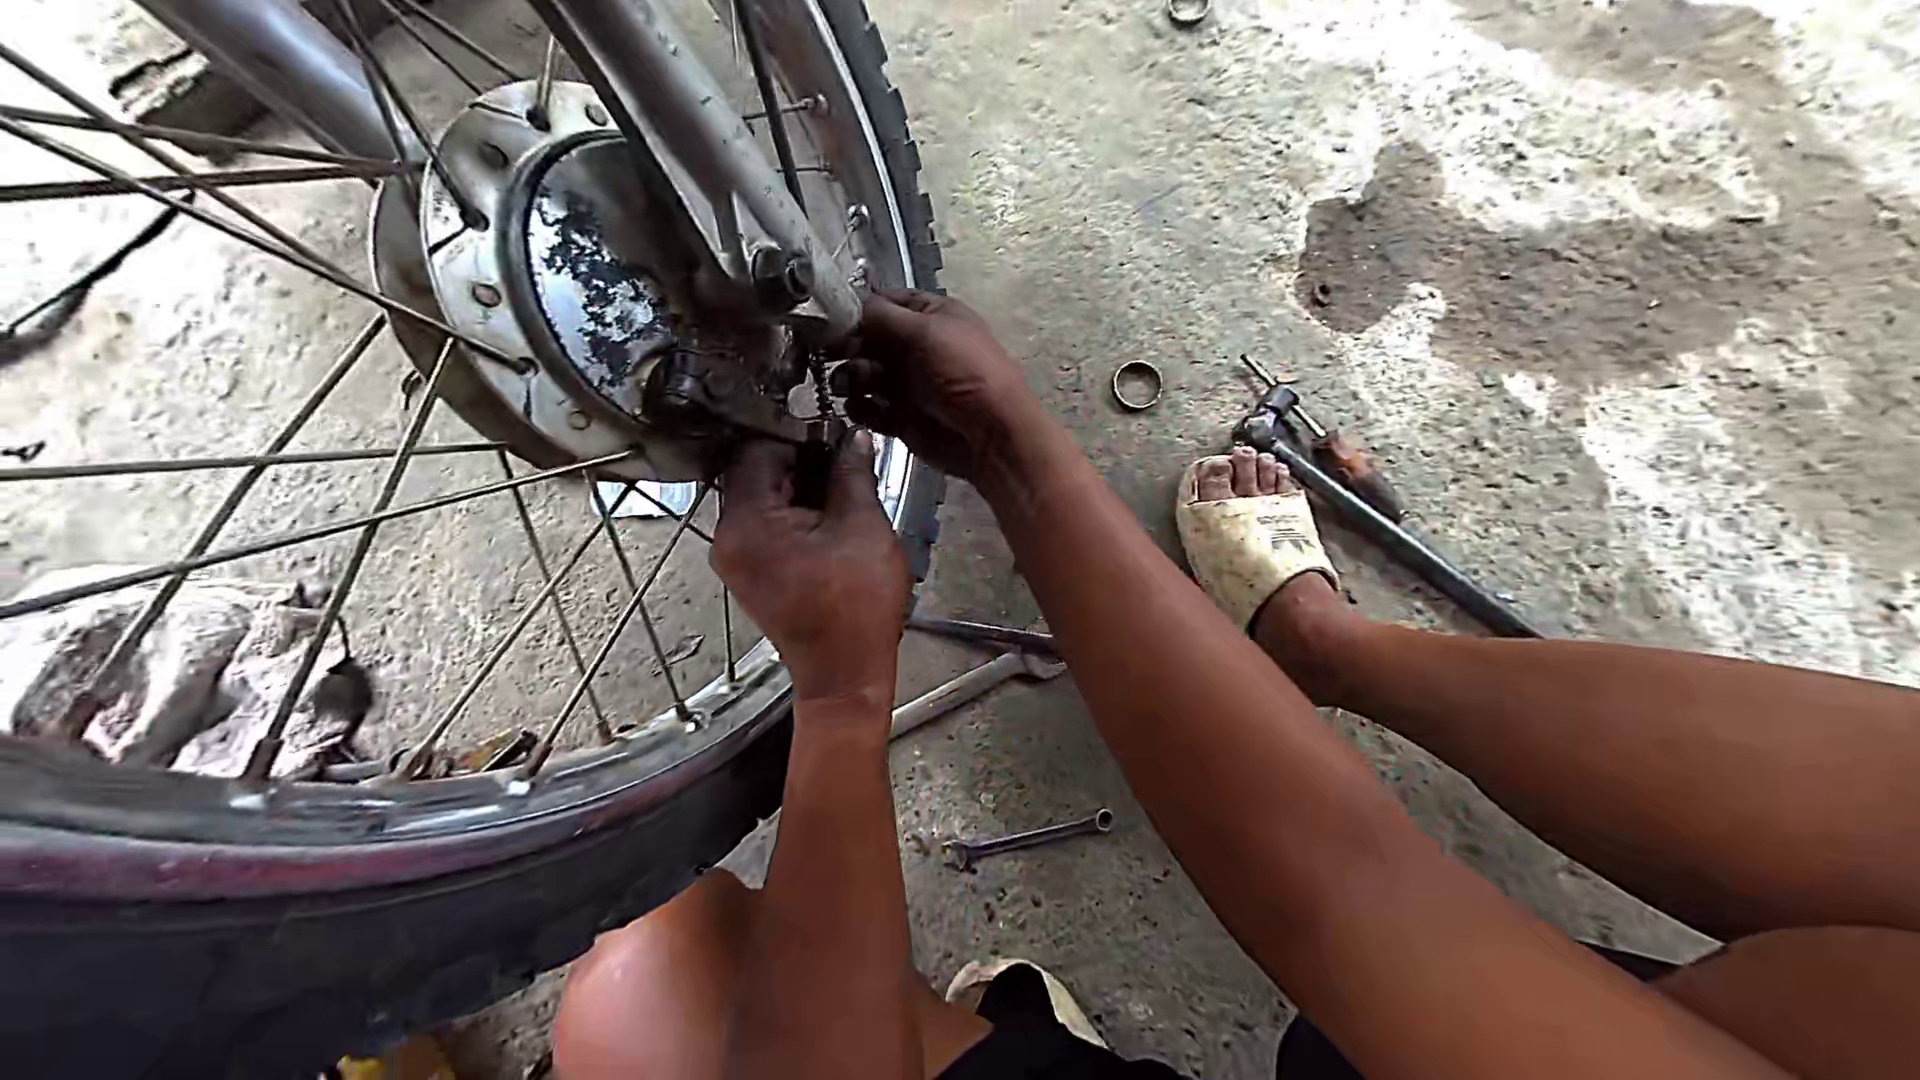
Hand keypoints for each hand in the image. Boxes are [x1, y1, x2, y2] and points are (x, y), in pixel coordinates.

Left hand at [710, 433, 910, 708]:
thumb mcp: (863, 527)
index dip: (799, 439)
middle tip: (843, 471)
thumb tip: (852, 439)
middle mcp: (728, 541)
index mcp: (747, 525)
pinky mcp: (751, 574)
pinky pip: (765, 527)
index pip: (757, 450)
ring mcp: (736, 560)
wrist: (846, 671)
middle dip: (802, 466)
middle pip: (755, 475)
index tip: (832, 443)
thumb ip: (852, 473)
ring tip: (841, 501)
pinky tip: (830, 525)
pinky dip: (794, 517)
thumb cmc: (855, 609)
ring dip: (800, 491)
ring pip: (762, 500)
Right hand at [831, 290, 1038, 479]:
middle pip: (869, 340)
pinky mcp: (903, 418)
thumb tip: (849, 304)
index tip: (830, 318)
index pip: (886, 304)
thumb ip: (883, 316)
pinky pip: (872, 409)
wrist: (990, 433)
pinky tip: (857, 408)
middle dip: (849, 346)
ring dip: (851, 378)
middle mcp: (918, 349)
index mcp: (932, 318)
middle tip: (830, 355)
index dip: (858, 309)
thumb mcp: (926, 331)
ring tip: (847, 386)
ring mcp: (910, 385)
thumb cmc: (965, 372)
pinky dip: (861, 408)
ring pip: (866, 375)